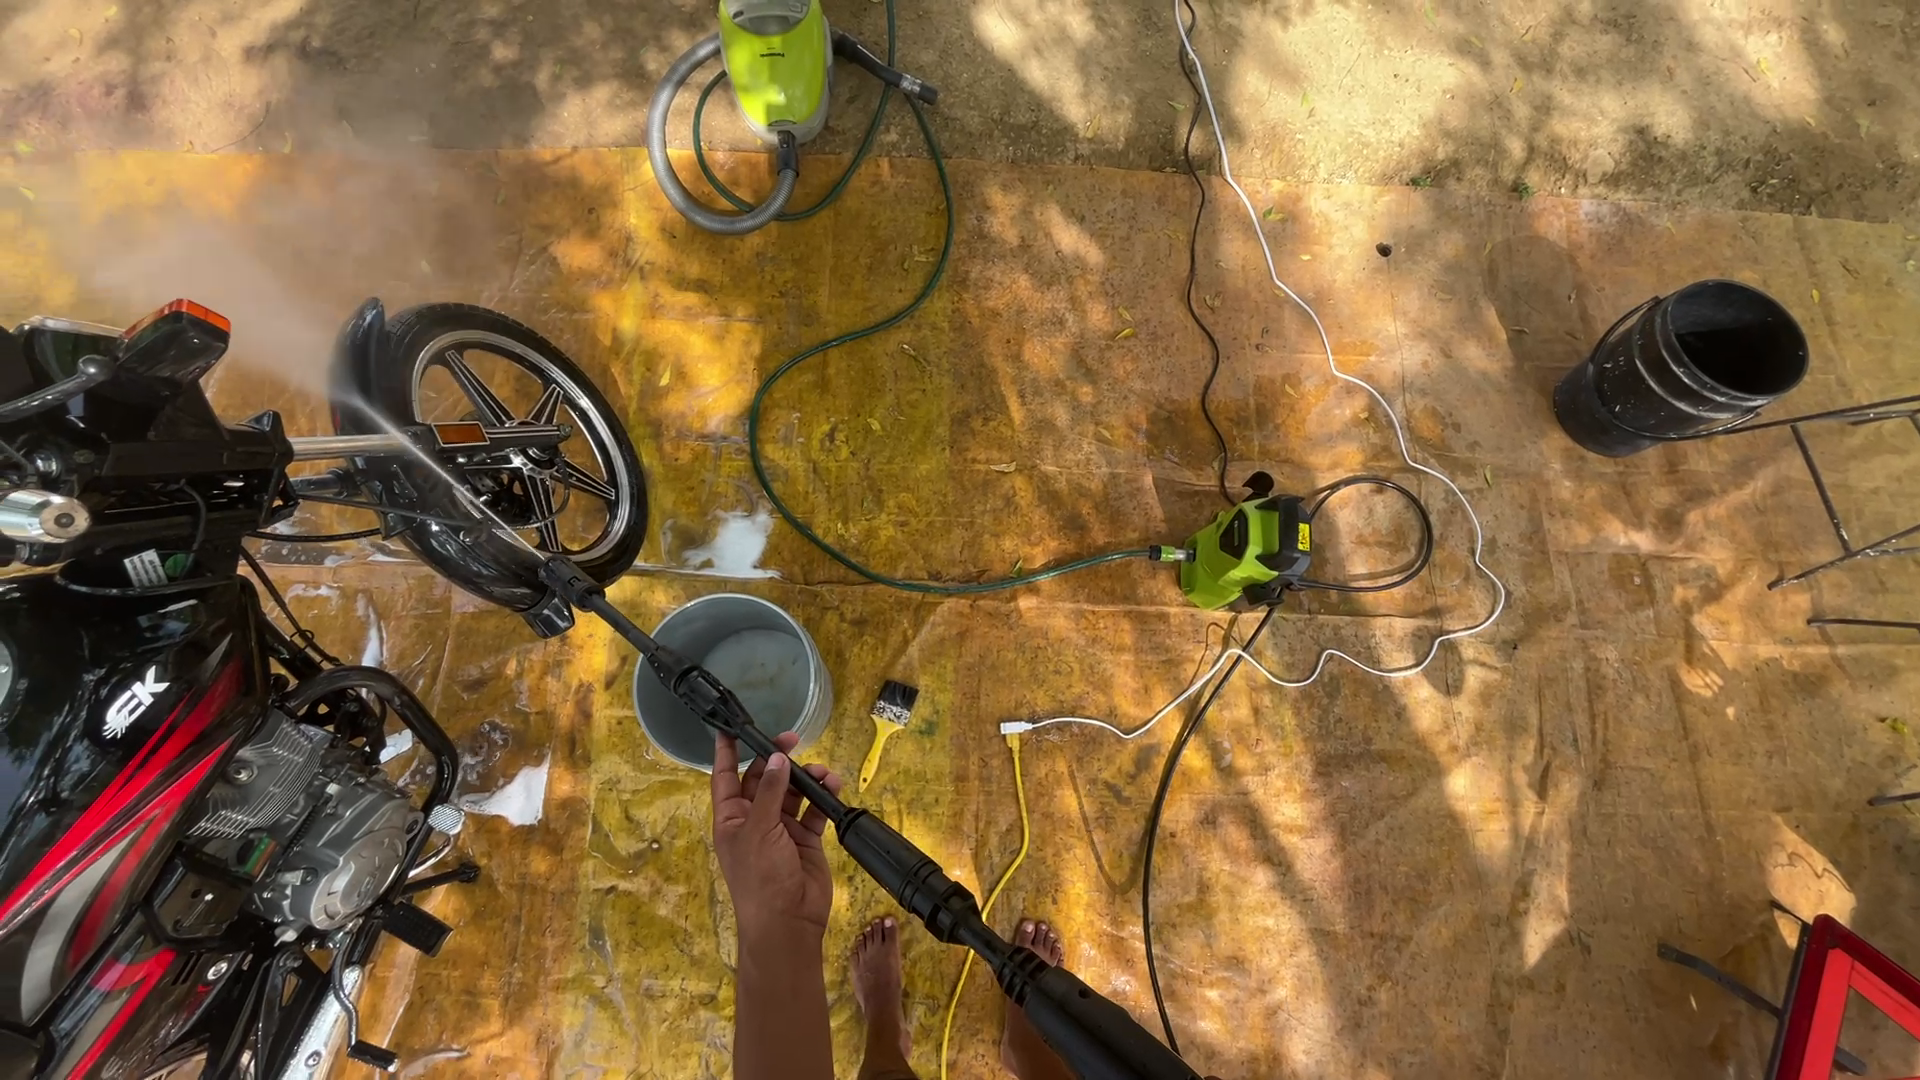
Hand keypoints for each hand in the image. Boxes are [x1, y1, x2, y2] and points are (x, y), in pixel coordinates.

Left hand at [711, 731, 843, 943]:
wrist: (788, 922)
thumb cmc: (761, 877)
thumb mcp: (759, 830)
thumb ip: (770, 791)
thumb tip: (777, 758)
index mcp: (732, 819)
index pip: (726, 778)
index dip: (727, 754)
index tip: (730, 728)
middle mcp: (755, 820)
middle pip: (764, 780)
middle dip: (777, 759)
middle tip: (793, 739)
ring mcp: (781, 829)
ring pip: (793, 791)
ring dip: (806, 778)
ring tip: (822, 772)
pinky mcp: (806, 837)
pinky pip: (814, 808)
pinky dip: (823, 796)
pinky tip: (833, 786)